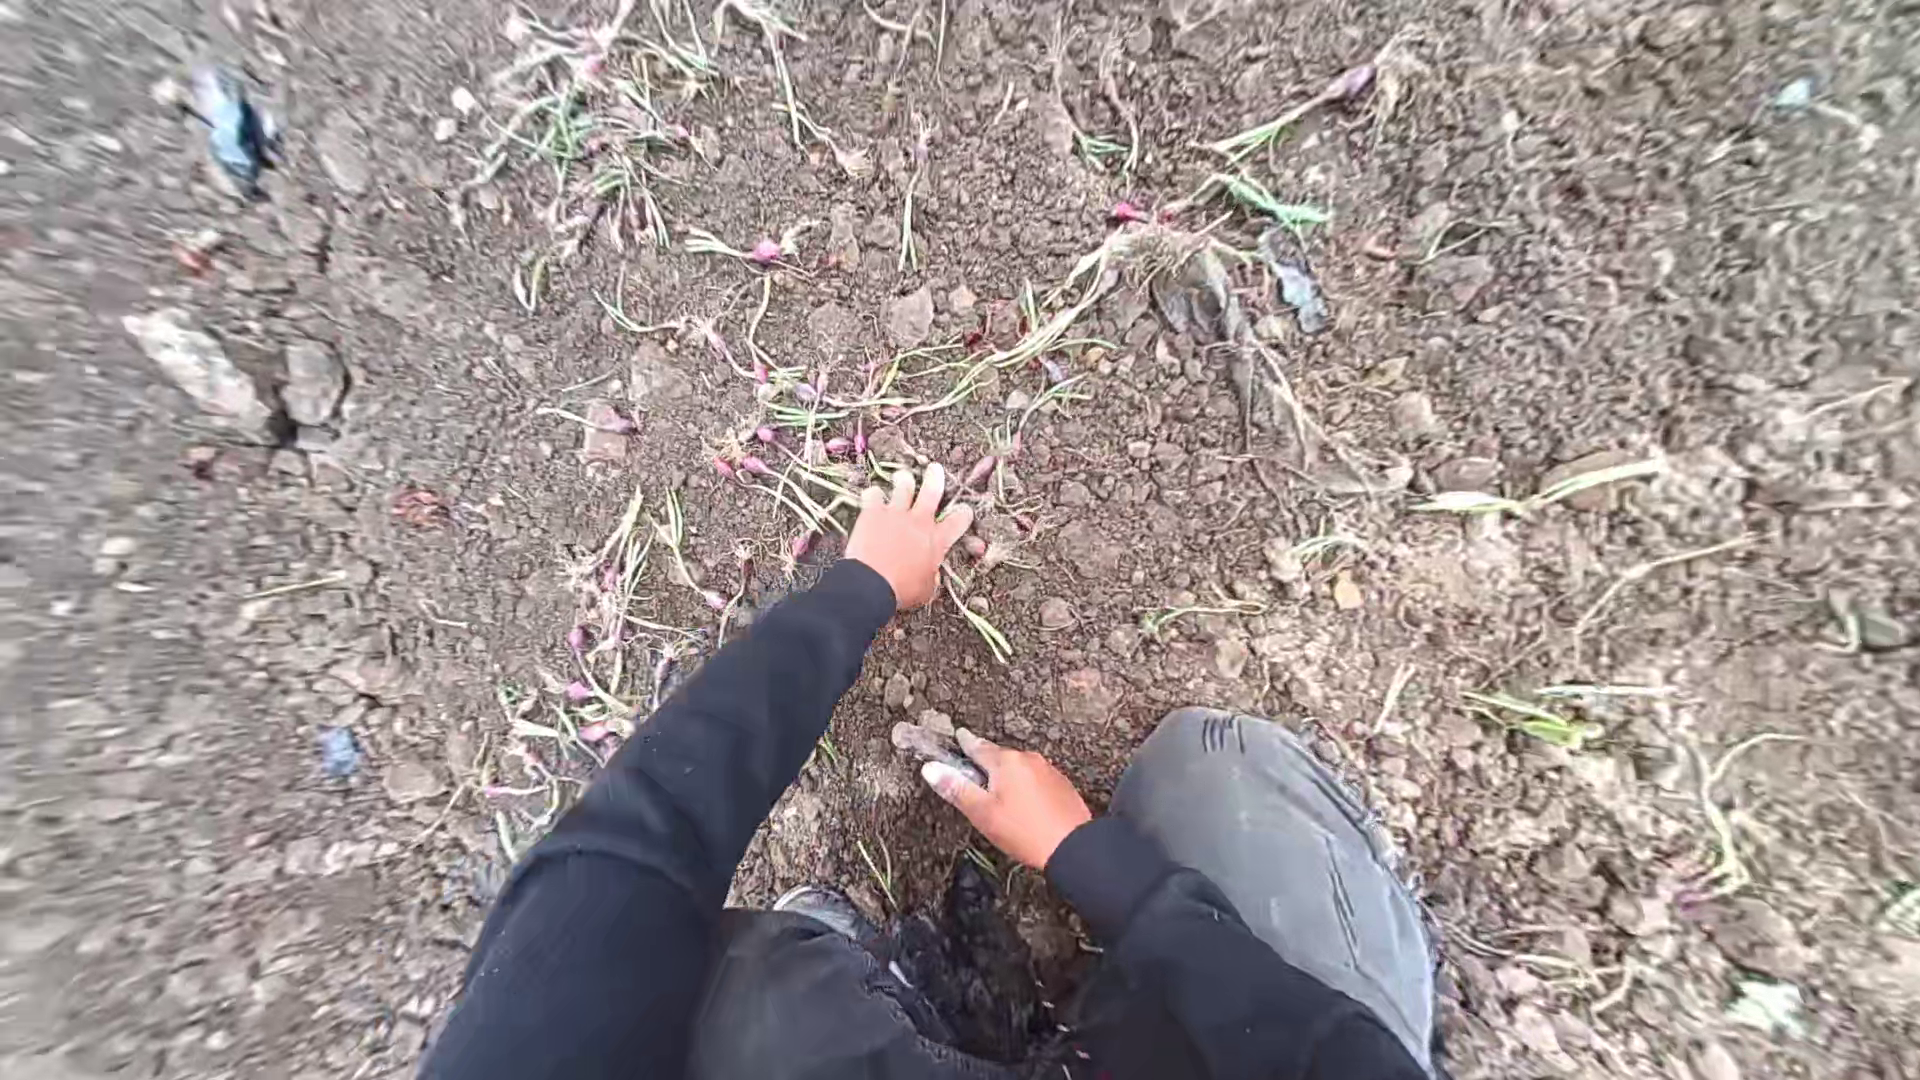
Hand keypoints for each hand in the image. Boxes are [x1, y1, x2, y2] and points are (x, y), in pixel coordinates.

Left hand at [845, 463, 974, 610]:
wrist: (871, 584)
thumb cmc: (902, 590)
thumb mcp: (927, 589)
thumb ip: (932, 575)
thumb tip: (931, 573)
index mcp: (936, 540)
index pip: (958, 521)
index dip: (964, 514)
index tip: (965, 510)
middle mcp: (919, 521)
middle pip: (932, 491)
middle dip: (935, 478)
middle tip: (935, 469)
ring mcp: (895, 513)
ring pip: (904, 486)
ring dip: (904, 480)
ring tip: (903, 477)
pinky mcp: (872, 513)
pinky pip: (874, 495)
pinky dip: (874, 494)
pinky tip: (873, 495)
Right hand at [921, 729, 1091, 869]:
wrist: (1073, 847)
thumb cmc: (1024, 832)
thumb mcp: (983, 813)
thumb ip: (956, 789)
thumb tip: (930, 768)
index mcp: (1005, 761)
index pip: (978, 746)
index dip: (966, 743)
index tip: (959, 735)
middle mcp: (1027, 758)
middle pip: (999, 757)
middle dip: (987, 764)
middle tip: (975, 776)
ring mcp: (1046, 769)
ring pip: (1018, 768)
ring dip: (1007, 776)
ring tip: (1000, 797)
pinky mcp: (1060, 783)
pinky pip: (1035, 778)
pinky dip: (1025, 785)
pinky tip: (1024, 805)